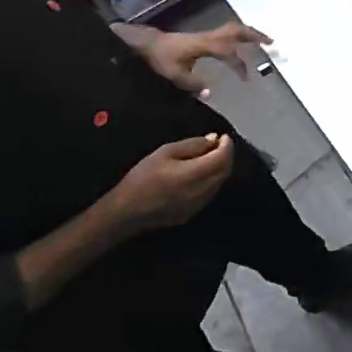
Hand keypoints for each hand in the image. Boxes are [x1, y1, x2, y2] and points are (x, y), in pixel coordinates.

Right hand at [99, 134, 236, 233]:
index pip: (222, 158)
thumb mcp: (165, 153)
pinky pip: (209, 193)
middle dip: (226, 156)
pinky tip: (201, 173)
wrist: (124, 212)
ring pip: (218, 183)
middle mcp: (202, 191)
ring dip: (220, 168)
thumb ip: (192, 145)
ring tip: (211, 156)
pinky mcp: (191, 214)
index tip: (223, 136)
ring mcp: (198, 205)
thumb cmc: (143, 178)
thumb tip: (213, 140)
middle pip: (224, 171)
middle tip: (219, 144)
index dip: (227, 145)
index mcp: (195, 175)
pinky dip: (212, 180)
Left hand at [113, 20, 273, 98]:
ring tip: (264, 40)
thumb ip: (193, 84)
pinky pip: (228, 31)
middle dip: (255, 36)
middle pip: (237, 31)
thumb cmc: (161, 59)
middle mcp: (210, 37)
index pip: (229, 53)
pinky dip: (240, 34)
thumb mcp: (174, 74)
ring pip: (234, 28)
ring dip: (250, 33)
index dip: (239, 65)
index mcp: (205, 45)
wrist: (147, 44)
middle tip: (271, 43)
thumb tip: (210, 93)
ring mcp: (208, 34)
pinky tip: (244, 42)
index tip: (246, 79)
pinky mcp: (205, 36)